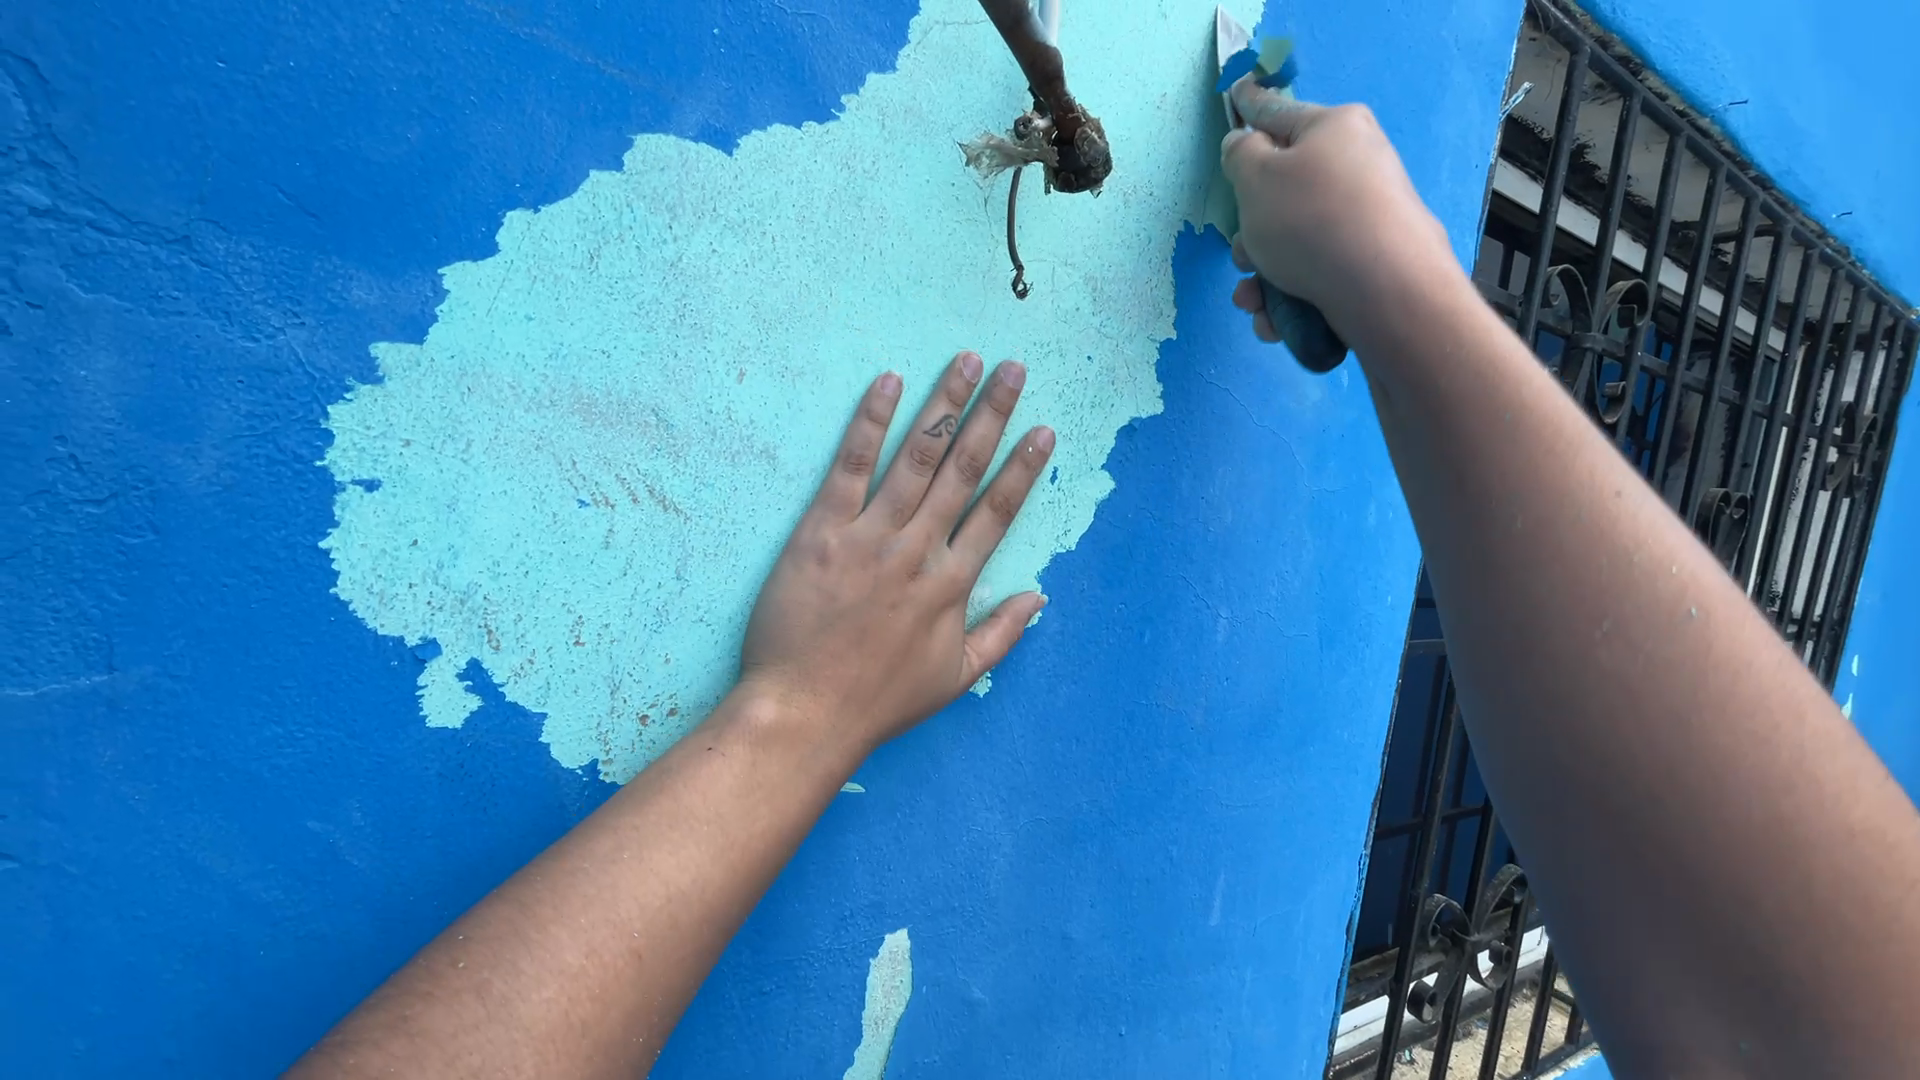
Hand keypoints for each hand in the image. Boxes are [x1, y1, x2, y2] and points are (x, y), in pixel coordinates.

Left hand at [738, 352, 1055, 753]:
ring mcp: (871, 537)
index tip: (1043, 430)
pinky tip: (889, 384)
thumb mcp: (955, 677)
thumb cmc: (880, 700)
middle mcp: (920, 551)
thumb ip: (1002, 633)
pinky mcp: (823, 531)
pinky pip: (850, 467)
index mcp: (953, 585)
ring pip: (917, 458)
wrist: (805, 712)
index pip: (998, 512)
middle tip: (1012, 369)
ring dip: (945, 406)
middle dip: (992, 414)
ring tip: (966, 362)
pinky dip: (870, 423)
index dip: (1023, 468)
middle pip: (963, 470)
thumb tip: (1041, 597)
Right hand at [1219, 78, 1453, 344]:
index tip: (1237, 94)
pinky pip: (1311, 275)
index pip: (1278, 112)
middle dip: (1250, 234)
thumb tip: (1246, 145)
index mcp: (1332, 129)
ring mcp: (1363, 216)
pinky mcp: (1367, 261)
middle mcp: (1353, 166)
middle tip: (1244, 256)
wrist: (1384, 288)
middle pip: (1280, 193)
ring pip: (1290, 244)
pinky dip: (1287, 300)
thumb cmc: (1312, 221)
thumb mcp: (1256, 178)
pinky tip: (1277, 321)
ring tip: (1256, 301)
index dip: (1250, 107)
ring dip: (1262, 278)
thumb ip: (1240, 156)